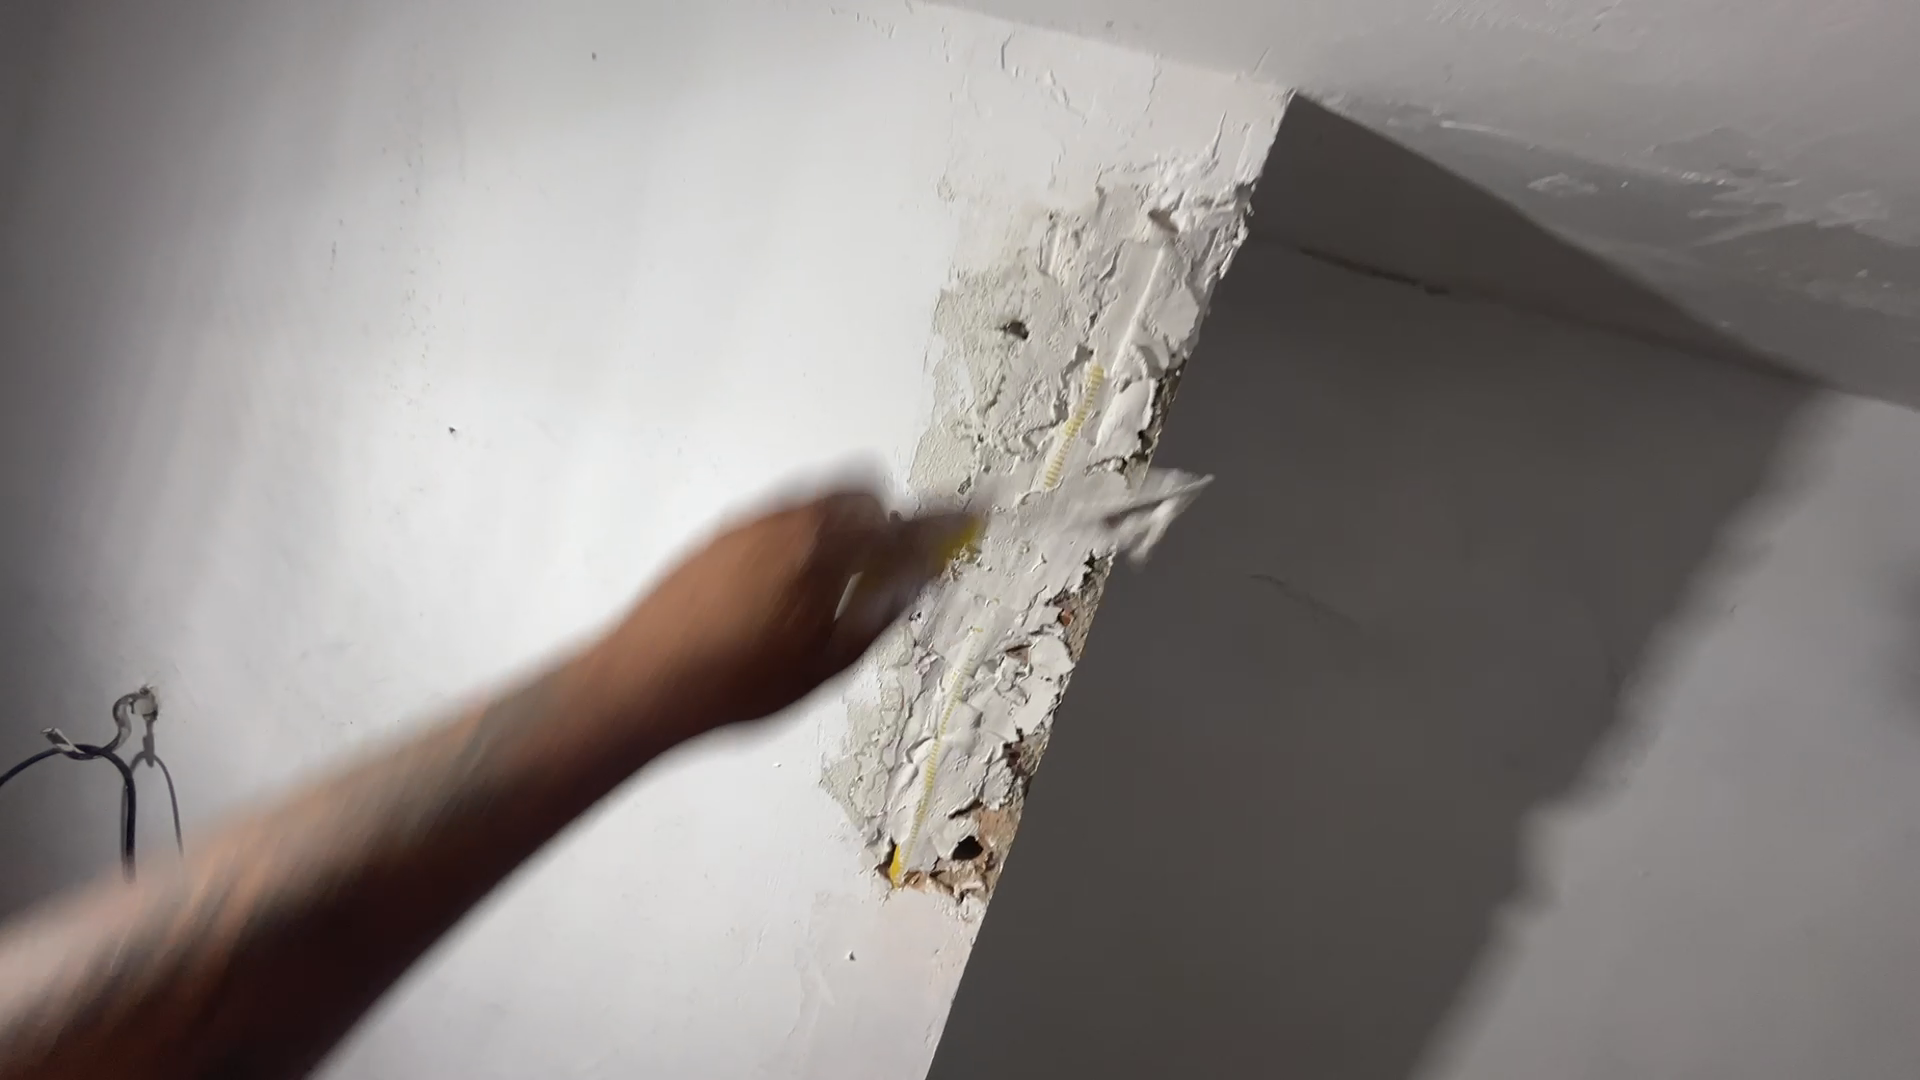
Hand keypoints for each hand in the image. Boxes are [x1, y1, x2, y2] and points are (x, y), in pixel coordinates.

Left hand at [582, 488, 974, 741]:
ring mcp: (752, 520)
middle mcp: (790, 518)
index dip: (942, 522)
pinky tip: (786, 587)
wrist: (641, 682)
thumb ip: (880, 611)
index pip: (902, 525)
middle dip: (887, 521)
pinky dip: (809, 534)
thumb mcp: (827, 662)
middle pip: (862, 493)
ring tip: (832, 587)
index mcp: (823, 549)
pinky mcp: (723, 531)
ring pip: (822, 501)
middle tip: (886, 570)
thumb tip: (917, 577)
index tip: (969, 515)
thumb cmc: (740, 683)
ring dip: (846, 526)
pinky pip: (787, 515)